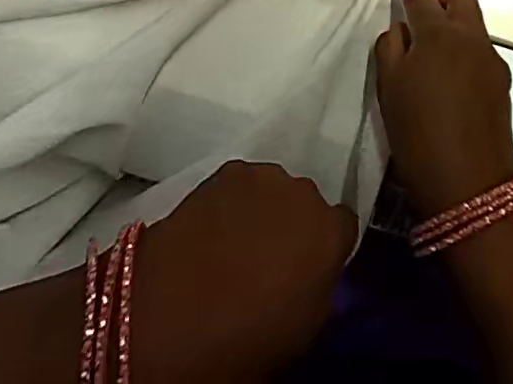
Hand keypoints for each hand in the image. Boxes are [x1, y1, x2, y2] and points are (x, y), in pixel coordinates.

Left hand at [132, 161, 355, 382]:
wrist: (169, 315)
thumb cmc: (243, 341)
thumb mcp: (302, 331)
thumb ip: (319, 289)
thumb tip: (313, 275)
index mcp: (329, 233)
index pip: (344, 225)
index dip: (327, 247)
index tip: (309, 267)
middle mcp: (305, 193)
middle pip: (307, 203)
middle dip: (293, 224)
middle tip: (268, 258)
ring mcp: (264, 177)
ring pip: (273, 190)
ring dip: (263, 208)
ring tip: (235, 241)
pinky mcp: (225, 170)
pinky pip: (240, 185)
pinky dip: (232, 201)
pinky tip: (211, 228)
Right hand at [374, 0, 512, 217]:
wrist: (468, 188)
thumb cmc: (417, 136)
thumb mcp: (388, 89)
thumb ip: (391, 48)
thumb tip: (401, 30)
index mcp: (439, 35)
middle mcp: (471, 39)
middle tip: (421, 8)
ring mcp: (491, 61)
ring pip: (474, 23)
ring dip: (454, 22)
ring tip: (430, 47)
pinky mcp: (502, 83)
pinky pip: (481, 50)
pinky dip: (464, 47)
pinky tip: (448, 75)